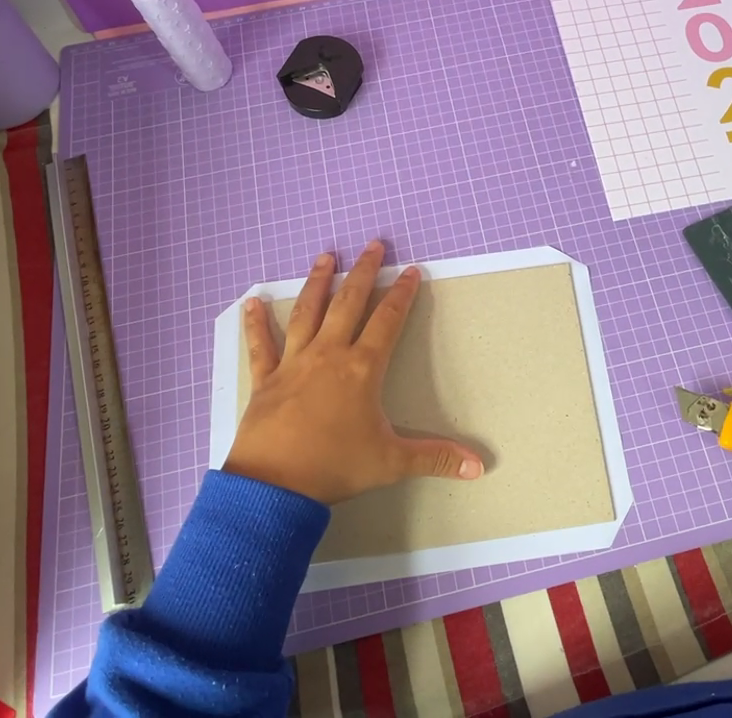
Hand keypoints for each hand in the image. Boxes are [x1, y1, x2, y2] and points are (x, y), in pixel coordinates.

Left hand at [222, 240, 485, 504]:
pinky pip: (261, 345)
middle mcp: (329, 354)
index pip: (387, 320)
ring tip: (325, 256)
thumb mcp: (392, 462)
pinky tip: (252, 302)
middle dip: (363, 272)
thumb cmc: (335, 467)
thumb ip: (436, 458)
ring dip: (317, 282)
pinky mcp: (266, 379)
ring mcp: (294, 363)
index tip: (410, 271)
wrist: (275, 486)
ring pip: (308, 312)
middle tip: (373, 244)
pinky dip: (256, 323)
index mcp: (362, 368)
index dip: (401, 294)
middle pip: (349, 303)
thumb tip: (479, 467)